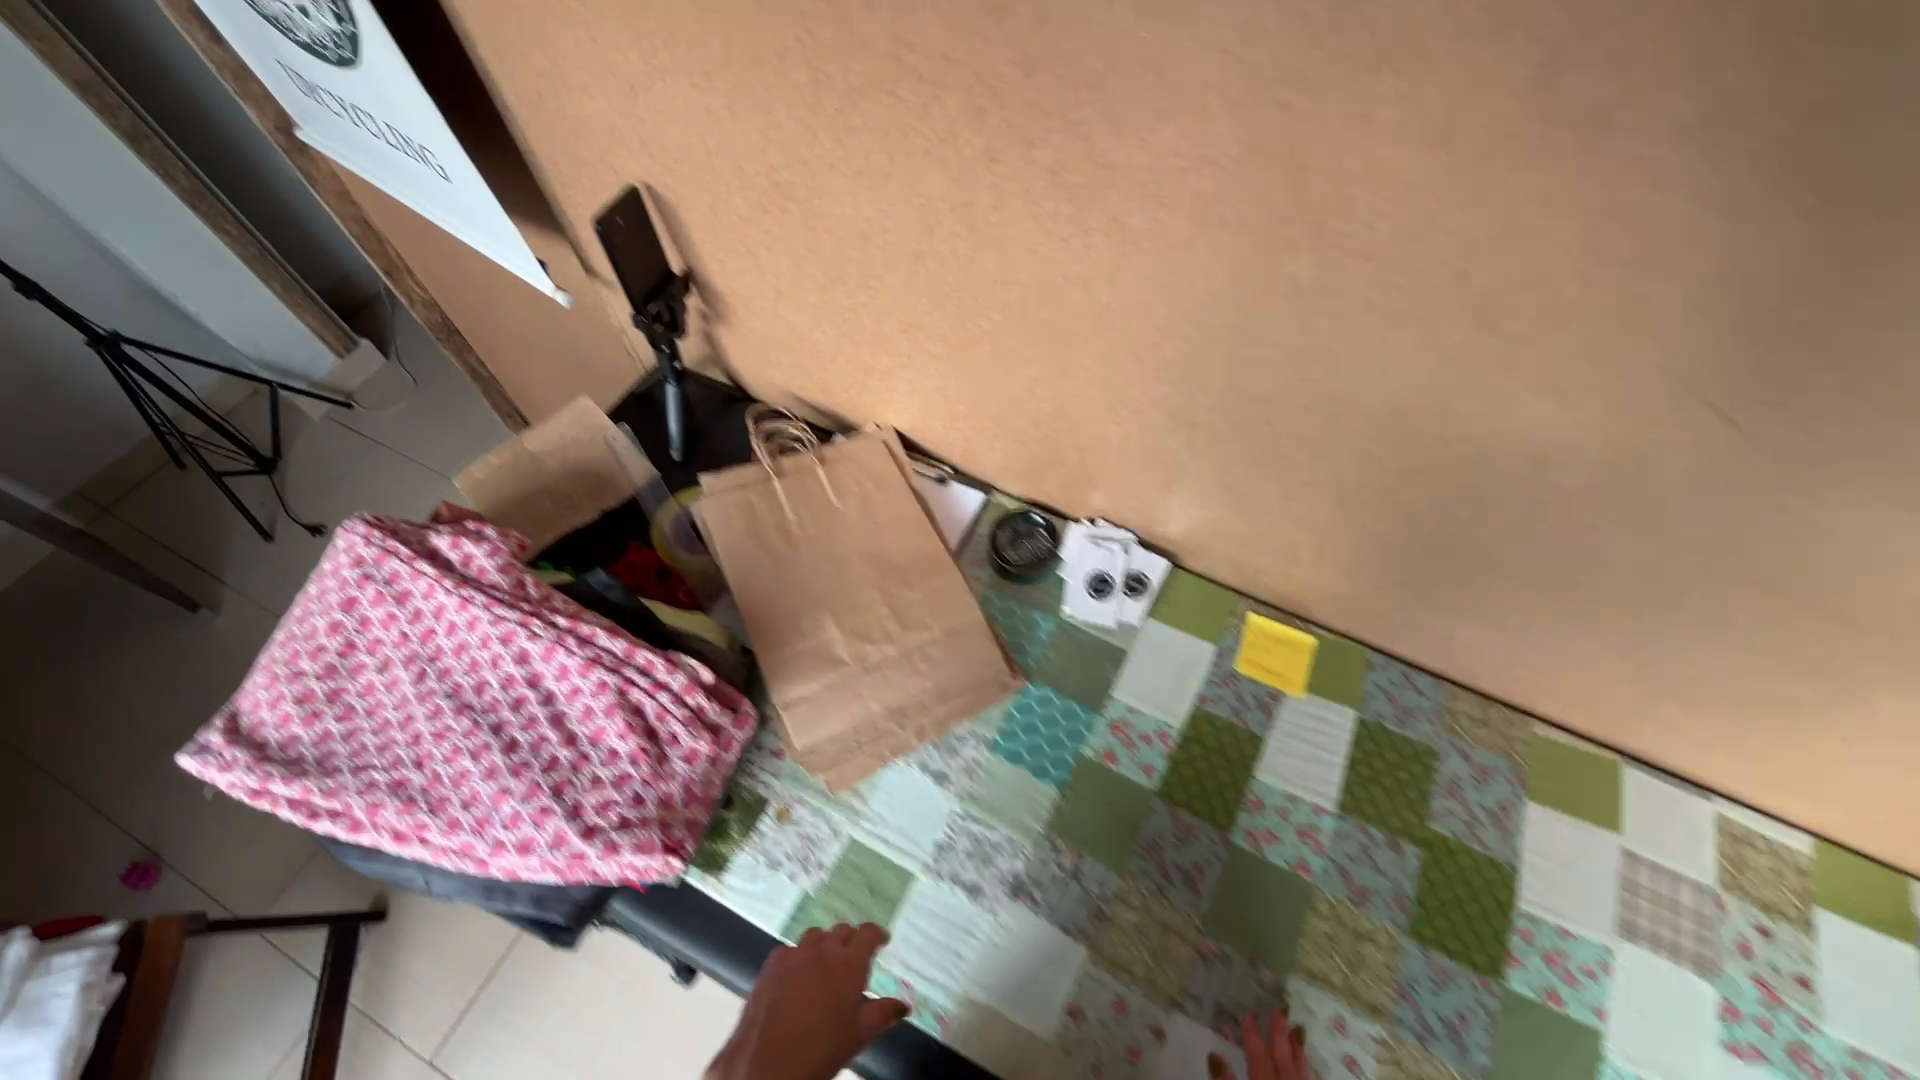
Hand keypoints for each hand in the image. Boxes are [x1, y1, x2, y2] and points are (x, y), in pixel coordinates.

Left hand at [705, 923, 909, 1079]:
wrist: (768, 1064)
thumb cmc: (821, 1050)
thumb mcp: (858, 1035)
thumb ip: (882, 1014)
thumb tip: (903, 1005)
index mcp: (849, 964)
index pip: (868, 934)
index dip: (877, 934)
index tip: (882, 940)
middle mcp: (823, 951)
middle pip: (842, 931)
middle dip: (851, 939)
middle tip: (854, 956)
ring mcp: (794, 955)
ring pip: (815, 935)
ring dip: (825, 943)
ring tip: (826, 962)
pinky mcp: (771, 964)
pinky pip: (790, 949)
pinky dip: (799, 956)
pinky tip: (797, 974)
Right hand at [1208, 1008, 1306, 1079]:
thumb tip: (1213, 1054)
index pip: (1257, 1053)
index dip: (1251, 1033)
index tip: (1248, 1011)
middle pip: (1282, 1055)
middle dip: (1279, 1030)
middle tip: (1280, 1007)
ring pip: (1300, 1067)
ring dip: (1297, 1047)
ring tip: (1298, 1028)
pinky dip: (1311, 1071)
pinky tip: (1313, 1067)